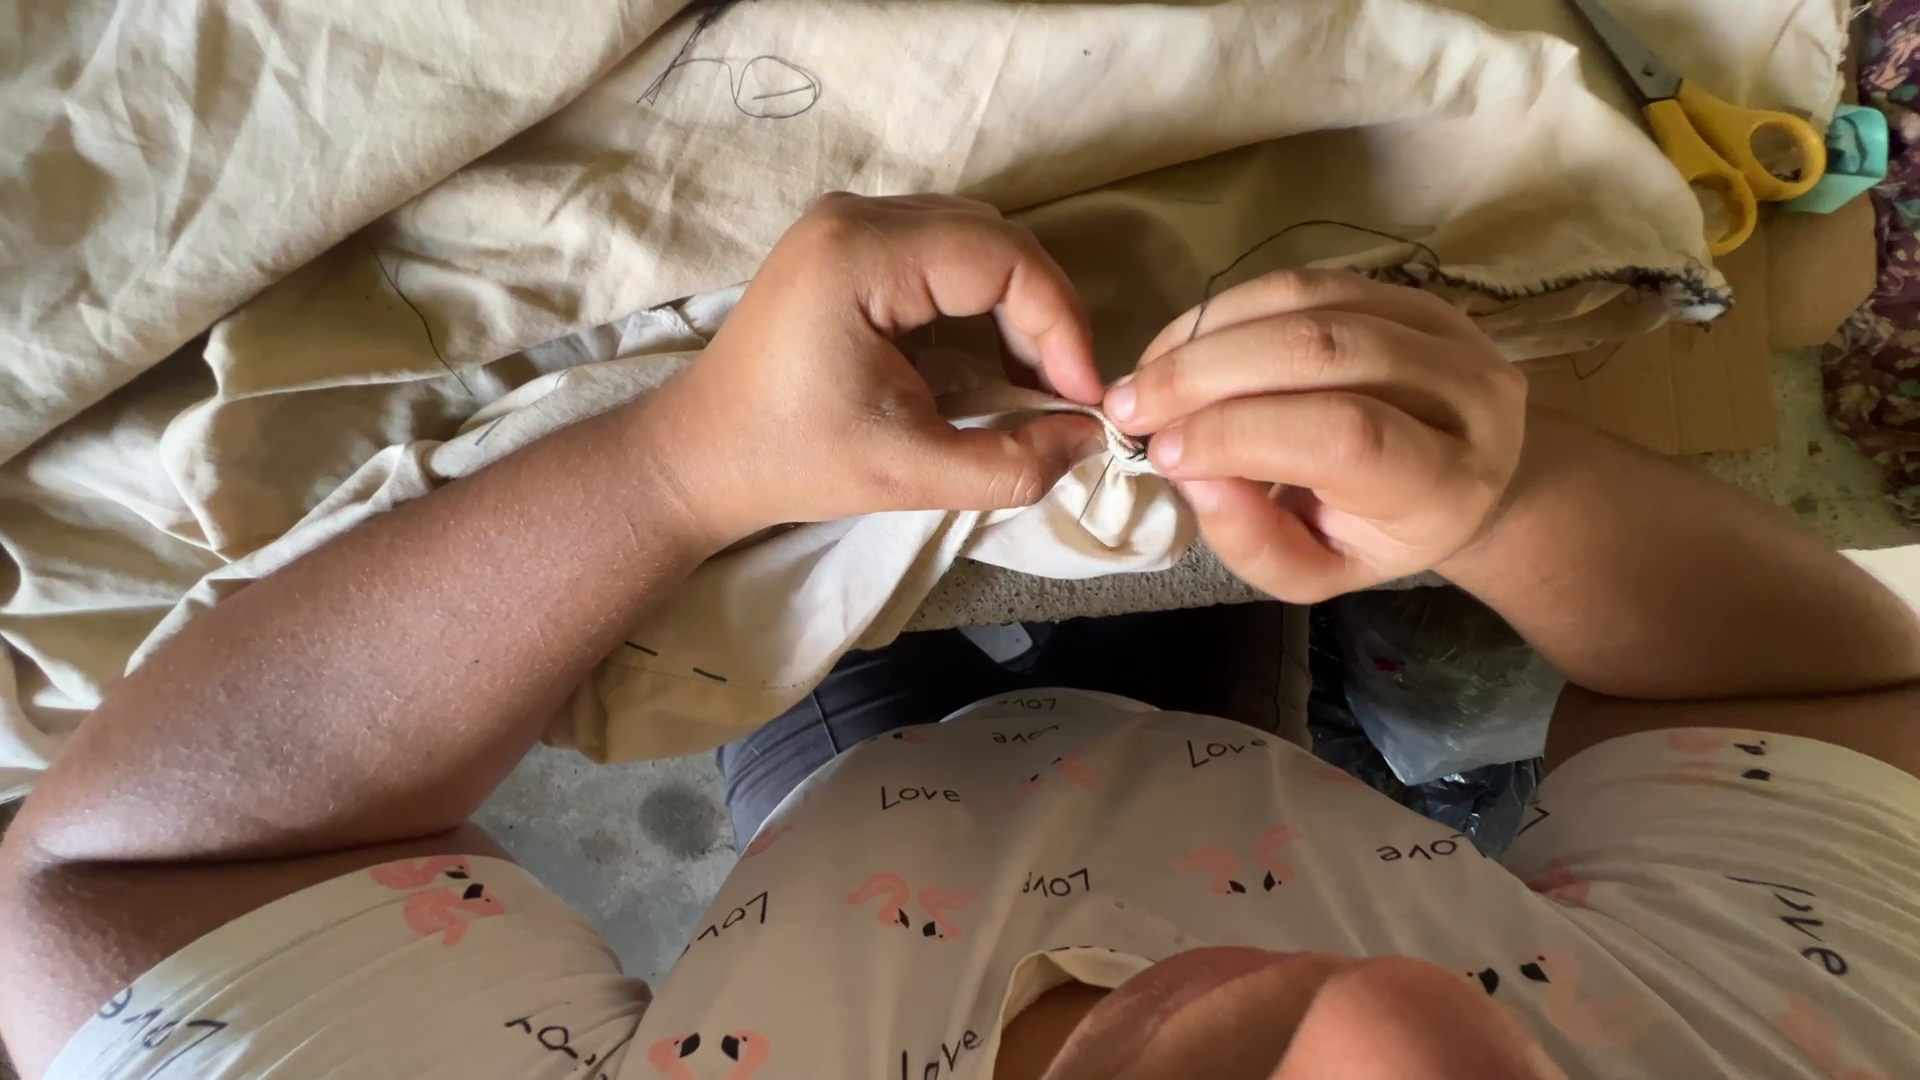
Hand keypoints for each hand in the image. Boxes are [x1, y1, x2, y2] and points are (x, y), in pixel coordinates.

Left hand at [642, 193, 1105, 550]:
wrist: (702, 457)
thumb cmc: (792, 462)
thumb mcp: (911, 476)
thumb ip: (1012, 464)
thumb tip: (1086, 437)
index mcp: (861, 256)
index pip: (1002, 257)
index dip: (1060, 324)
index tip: (1080, 395)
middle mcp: (854, 216)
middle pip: (992, 239)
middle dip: (1041, 317)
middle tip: (1059, 390)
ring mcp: (845, 225)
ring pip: (972, 243)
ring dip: (1014, 311)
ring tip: (1028, 382)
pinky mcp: (844, 249)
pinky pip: (940, 258)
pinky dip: (978, 307)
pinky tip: (984, 362)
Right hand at [1104, 270, 1526, 601]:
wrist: (1457, 479)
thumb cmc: (1371, 537)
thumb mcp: (1311, 572)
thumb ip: (1252, 540)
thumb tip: (1189, 474)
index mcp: (1445, 481)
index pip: (1343, 438)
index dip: (1238, 435)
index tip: (1163, 454)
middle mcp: (1461, 391)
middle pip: (1320, 351)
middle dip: (1201, 375)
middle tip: (1126, 406)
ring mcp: (1439, 327)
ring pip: (1304, 302)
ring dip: (1201, 336)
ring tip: (1143, 377)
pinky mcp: (1402, 292)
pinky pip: (1299, 282)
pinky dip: (1221, 313)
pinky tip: (1178, 348)